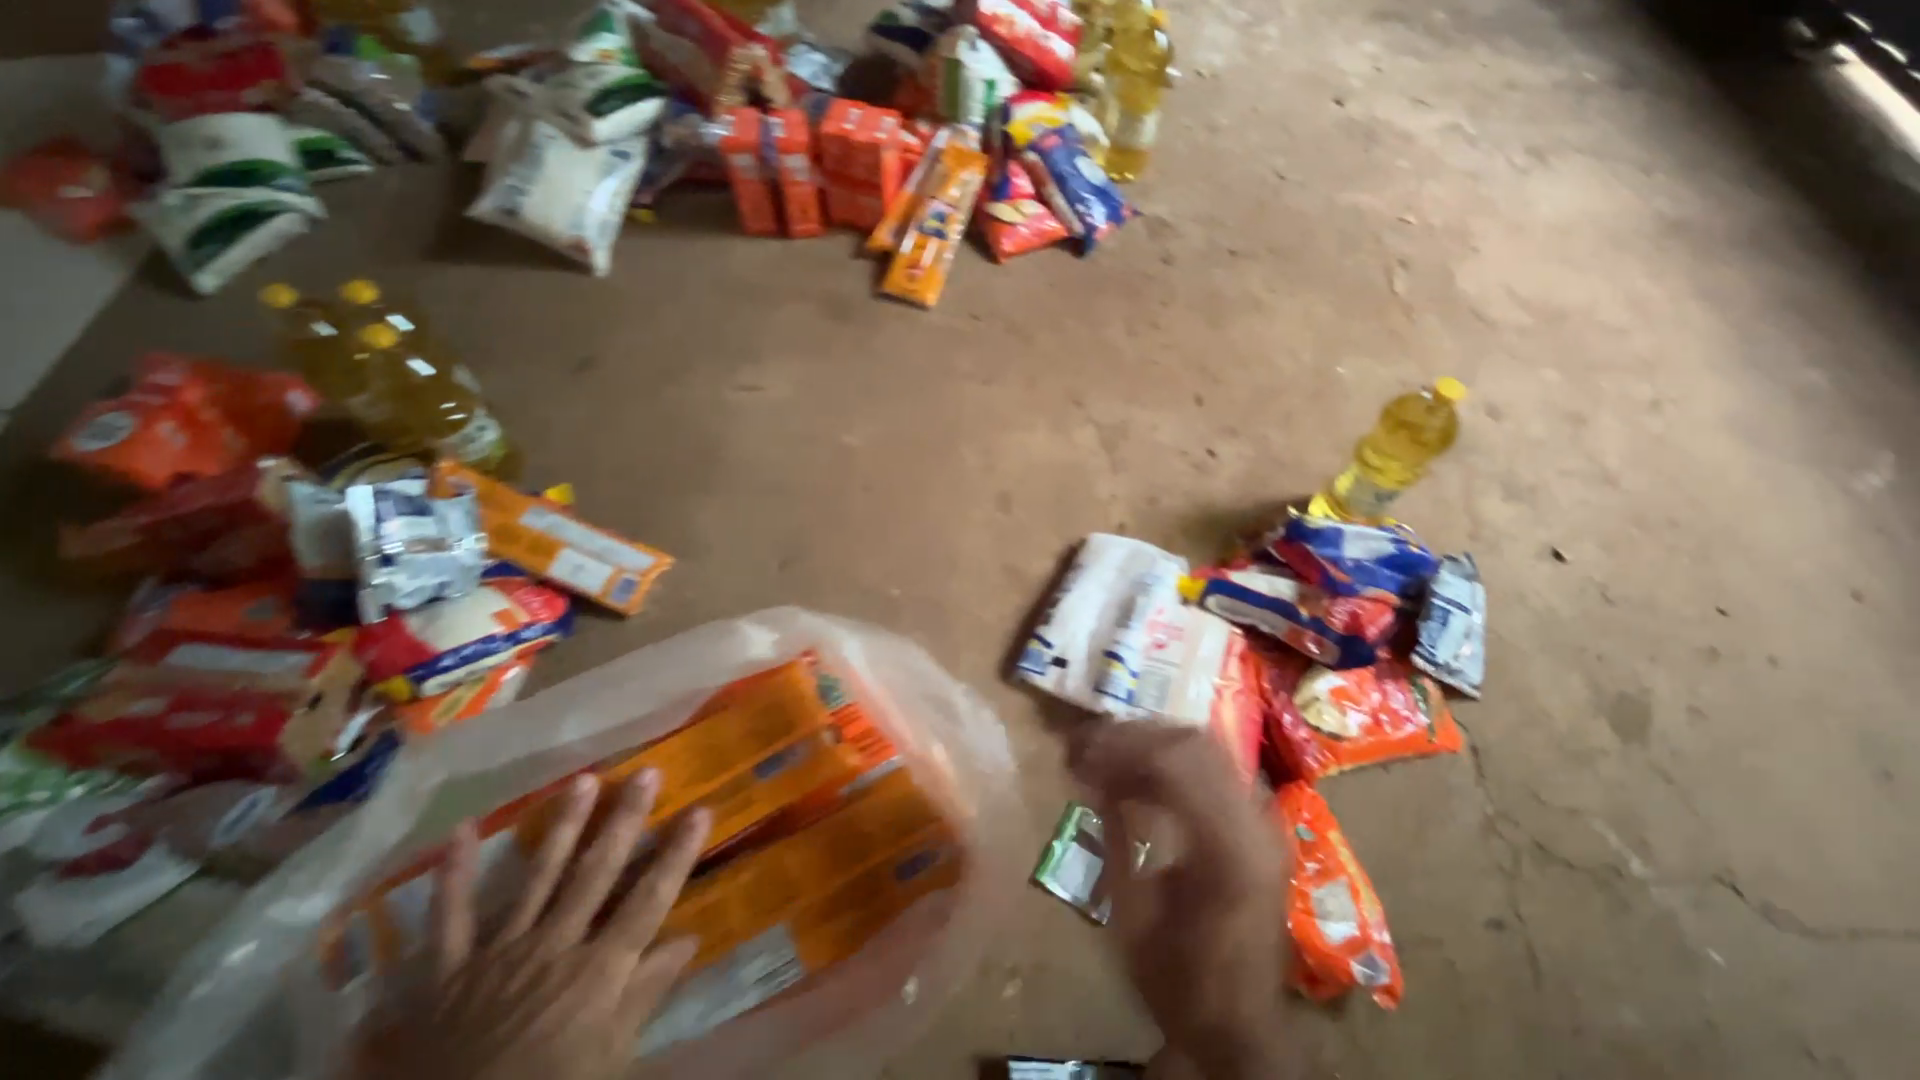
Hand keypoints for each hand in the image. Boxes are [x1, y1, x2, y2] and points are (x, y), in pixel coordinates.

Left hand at [356, 770, 710, 1079]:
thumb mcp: (612, 1057)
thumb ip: (646, 994)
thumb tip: (688, 938)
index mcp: (598, 971)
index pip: (649, 901)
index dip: (676, 855)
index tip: (699, 810)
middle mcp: (554, 945)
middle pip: (596, 874)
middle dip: (625, 821)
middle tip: (647, 772)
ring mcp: (500, 949)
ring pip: (537, 876)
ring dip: (562, 827)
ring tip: (584, 780)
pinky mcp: (448, 965)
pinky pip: (451, 913)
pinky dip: (454, 871)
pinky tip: (465, 827)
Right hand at [1071, 724, 1288, 1079]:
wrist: (1240, 1030)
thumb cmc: (1180, 983)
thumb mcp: (1133, 914)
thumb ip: (1117, 836)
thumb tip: (1092, 778)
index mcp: (1227, 847)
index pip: (1174, 760)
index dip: (1118, 745)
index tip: (1074, 751)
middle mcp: (1257, 823)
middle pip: (1194, 742)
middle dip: (1133, 736)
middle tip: (1085, 748)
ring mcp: (1267, 823)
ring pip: (1208, 749)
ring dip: (1153, 745)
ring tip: (1105, 760)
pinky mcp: (1262, 830)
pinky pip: (1217, 772)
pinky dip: (1174, 766)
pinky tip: (1137, 781)